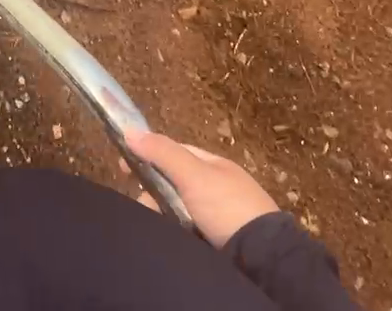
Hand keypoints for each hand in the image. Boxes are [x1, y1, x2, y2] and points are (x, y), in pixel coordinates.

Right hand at [125, 130, 281, 248]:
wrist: (266, 261)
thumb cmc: (228, 208)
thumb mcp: (193, 175)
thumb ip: (162, 152)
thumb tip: (128, 131)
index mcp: (215, 167)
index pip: (175, 152)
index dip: (148, 154)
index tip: (124, 166)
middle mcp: (218, 188)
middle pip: (173, 181)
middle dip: (153, 190)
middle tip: (143, 202)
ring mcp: (221, 216)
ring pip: (178, 206)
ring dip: (162, 211)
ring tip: (156, 222)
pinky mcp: (221, 241)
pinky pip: (187, 228)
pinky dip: (176, 229)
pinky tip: (172, 235)